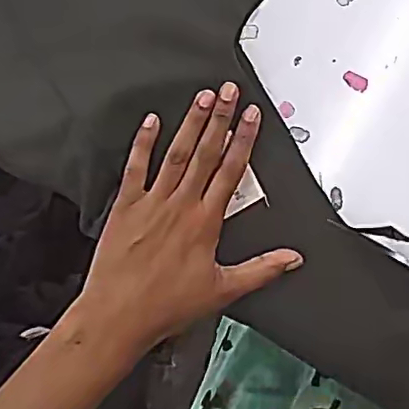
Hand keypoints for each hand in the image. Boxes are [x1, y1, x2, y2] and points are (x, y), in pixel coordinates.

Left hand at [68, 81, 302, 355]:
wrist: (117, 317)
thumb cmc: (166, 306)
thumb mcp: (223, 290)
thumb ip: (262, 270)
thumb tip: (291, 259)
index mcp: (205, 222)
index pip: (231, 170)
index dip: (243, 139)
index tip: (250, 116)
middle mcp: (180, 205)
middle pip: (206, 153)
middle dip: (220, 118)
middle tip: (228, 91)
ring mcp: (152, 202)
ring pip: (176, 154)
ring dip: (191, 124)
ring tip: (202, 98)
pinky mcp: (126, 207)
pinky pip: (136, 168)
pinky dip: (143, 143)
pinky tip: (152, 122)